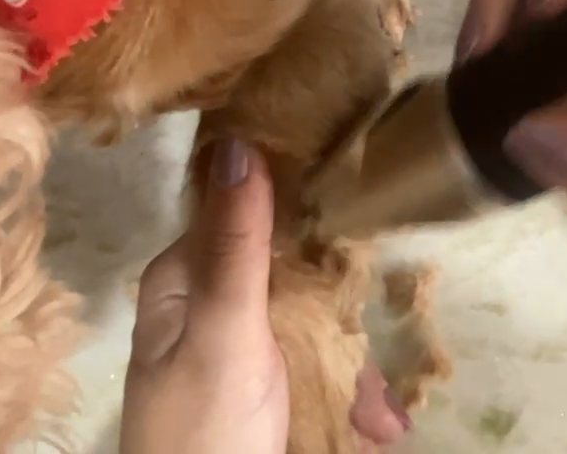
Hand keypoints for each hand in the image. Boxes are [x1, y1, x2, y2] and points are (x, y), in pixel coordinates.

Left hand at [121, 141, 407, 453]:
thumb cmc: (204, 428)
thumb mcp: (222, 332)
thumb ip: (237, 244)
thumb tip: (239, 141)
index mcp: (186, 274)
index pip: (241, 203)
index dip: (292, 187)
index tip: (347, 174)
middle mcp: (211, 296)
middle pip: (288, 260)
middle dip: (338, 294)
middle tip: (374, 306)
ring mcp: (241, 340)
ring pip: (311, 313)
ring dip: (350, 358)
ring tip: (380, 408)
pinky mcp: (266, 378)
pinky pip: (315, 360)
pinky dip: (346, 390)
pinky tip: (375, 424)